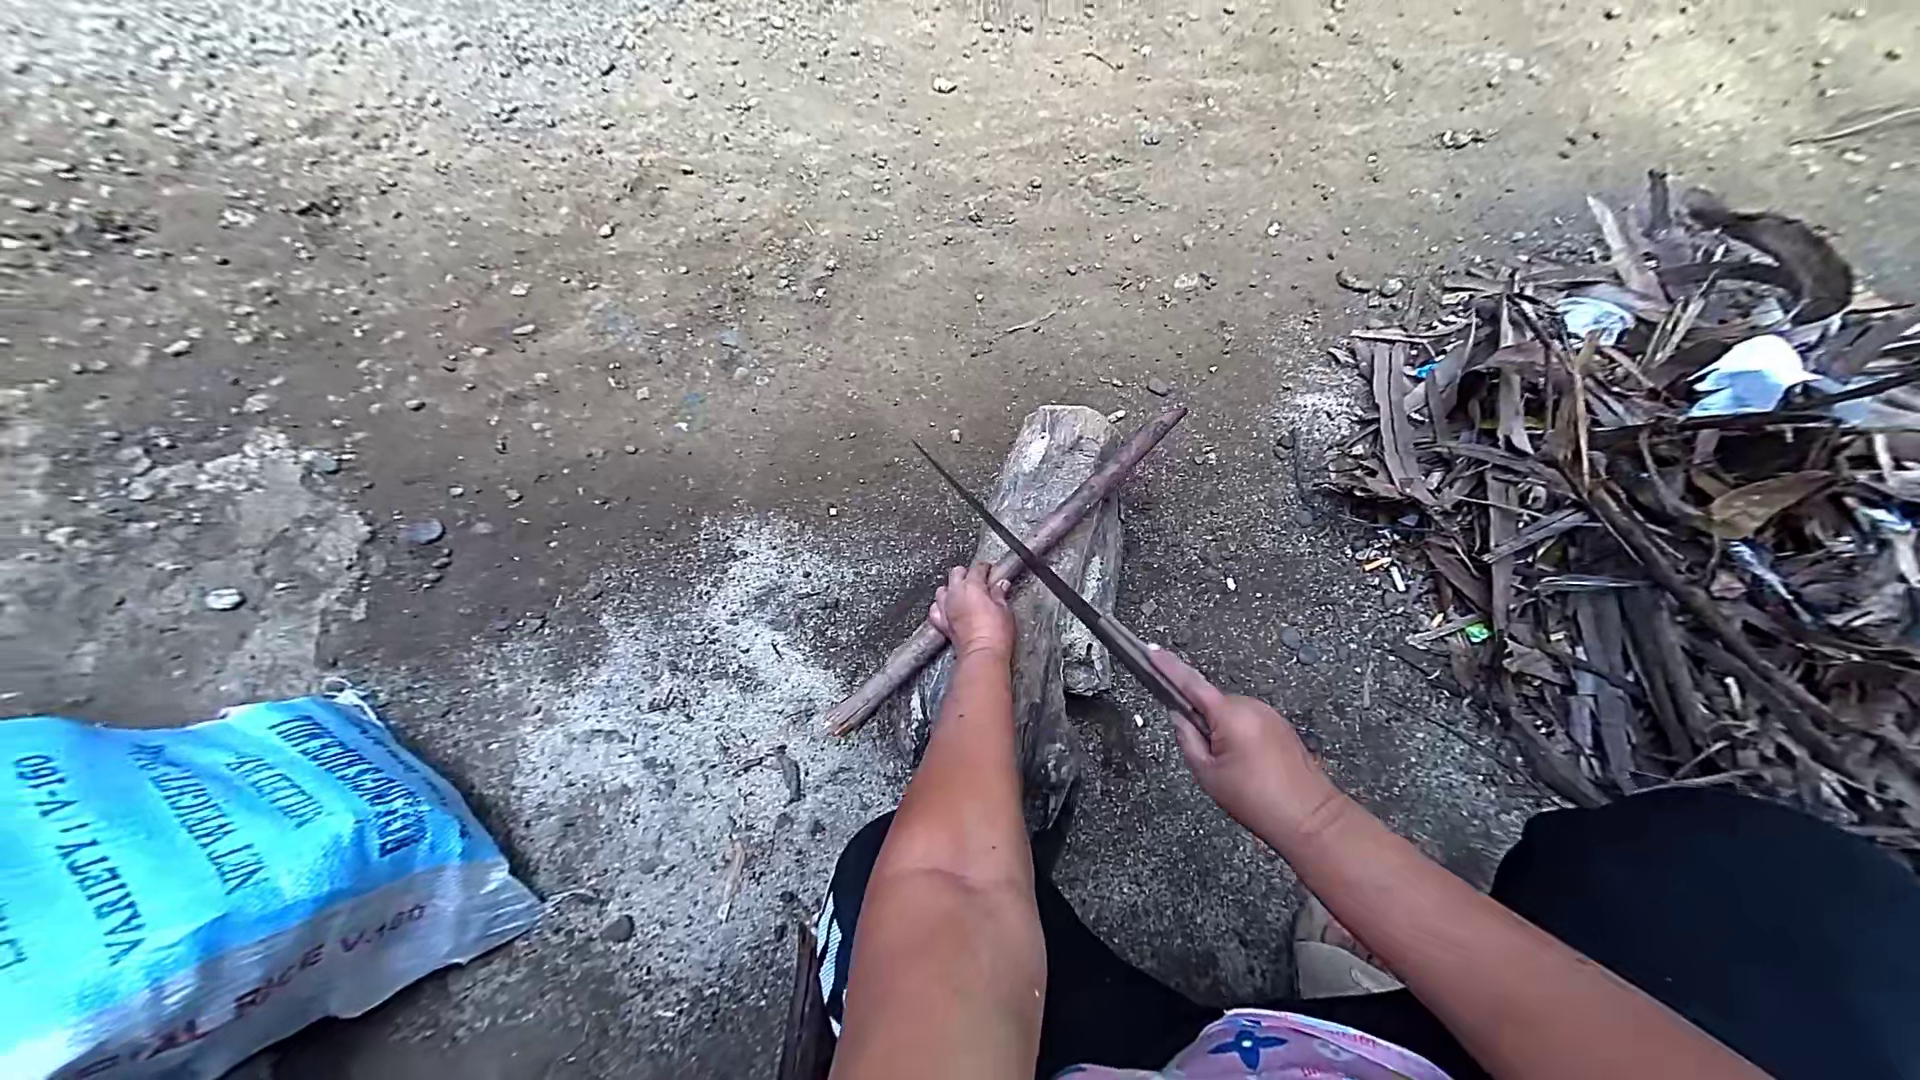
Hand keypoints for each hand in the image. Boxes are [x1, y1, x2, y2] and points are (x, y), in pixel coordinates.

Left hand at [928, 562, 1015, 661]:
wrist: (982, 653)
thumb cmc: (995, 633)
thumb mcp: (1004, 610)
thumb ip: (999, 594)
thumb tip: (1001, 584)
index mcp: (972, 586)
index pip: (977, 569)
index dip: (985, 568)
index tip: (990, 570)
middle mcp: (955, 593)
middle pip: (956, 574)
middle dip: (966, 573)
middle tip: (977, 579)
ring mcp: (946, 607)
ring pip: (942, 589)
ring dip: (951, 588)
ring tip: (961, 592)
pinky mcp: (942, 623)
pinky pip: (935, 609)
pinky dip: (939, 606)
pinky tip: (946, 607)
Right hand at [1148, 645, 1343, 841]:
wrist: (1311, 819)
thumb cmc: (1260, 801)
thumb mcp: (1207, 773)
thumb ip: (1185, 737)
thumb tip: (1177, 715)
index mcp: (1231, 715)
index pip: (1190, 682)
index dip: (1168, 666)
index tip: (1151, 651)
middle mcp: (1252, 707)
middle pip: (1209, 702)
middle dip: (1200, 721)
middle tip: (1205, 757)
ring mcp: (1268, 714)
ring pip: (1228, 713)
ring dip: (1220, 730)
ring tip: (1232, 768)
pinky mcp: (1279, 724)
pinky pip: (1246, 721)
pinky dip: (1238, 735)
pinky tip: (1246, 765)